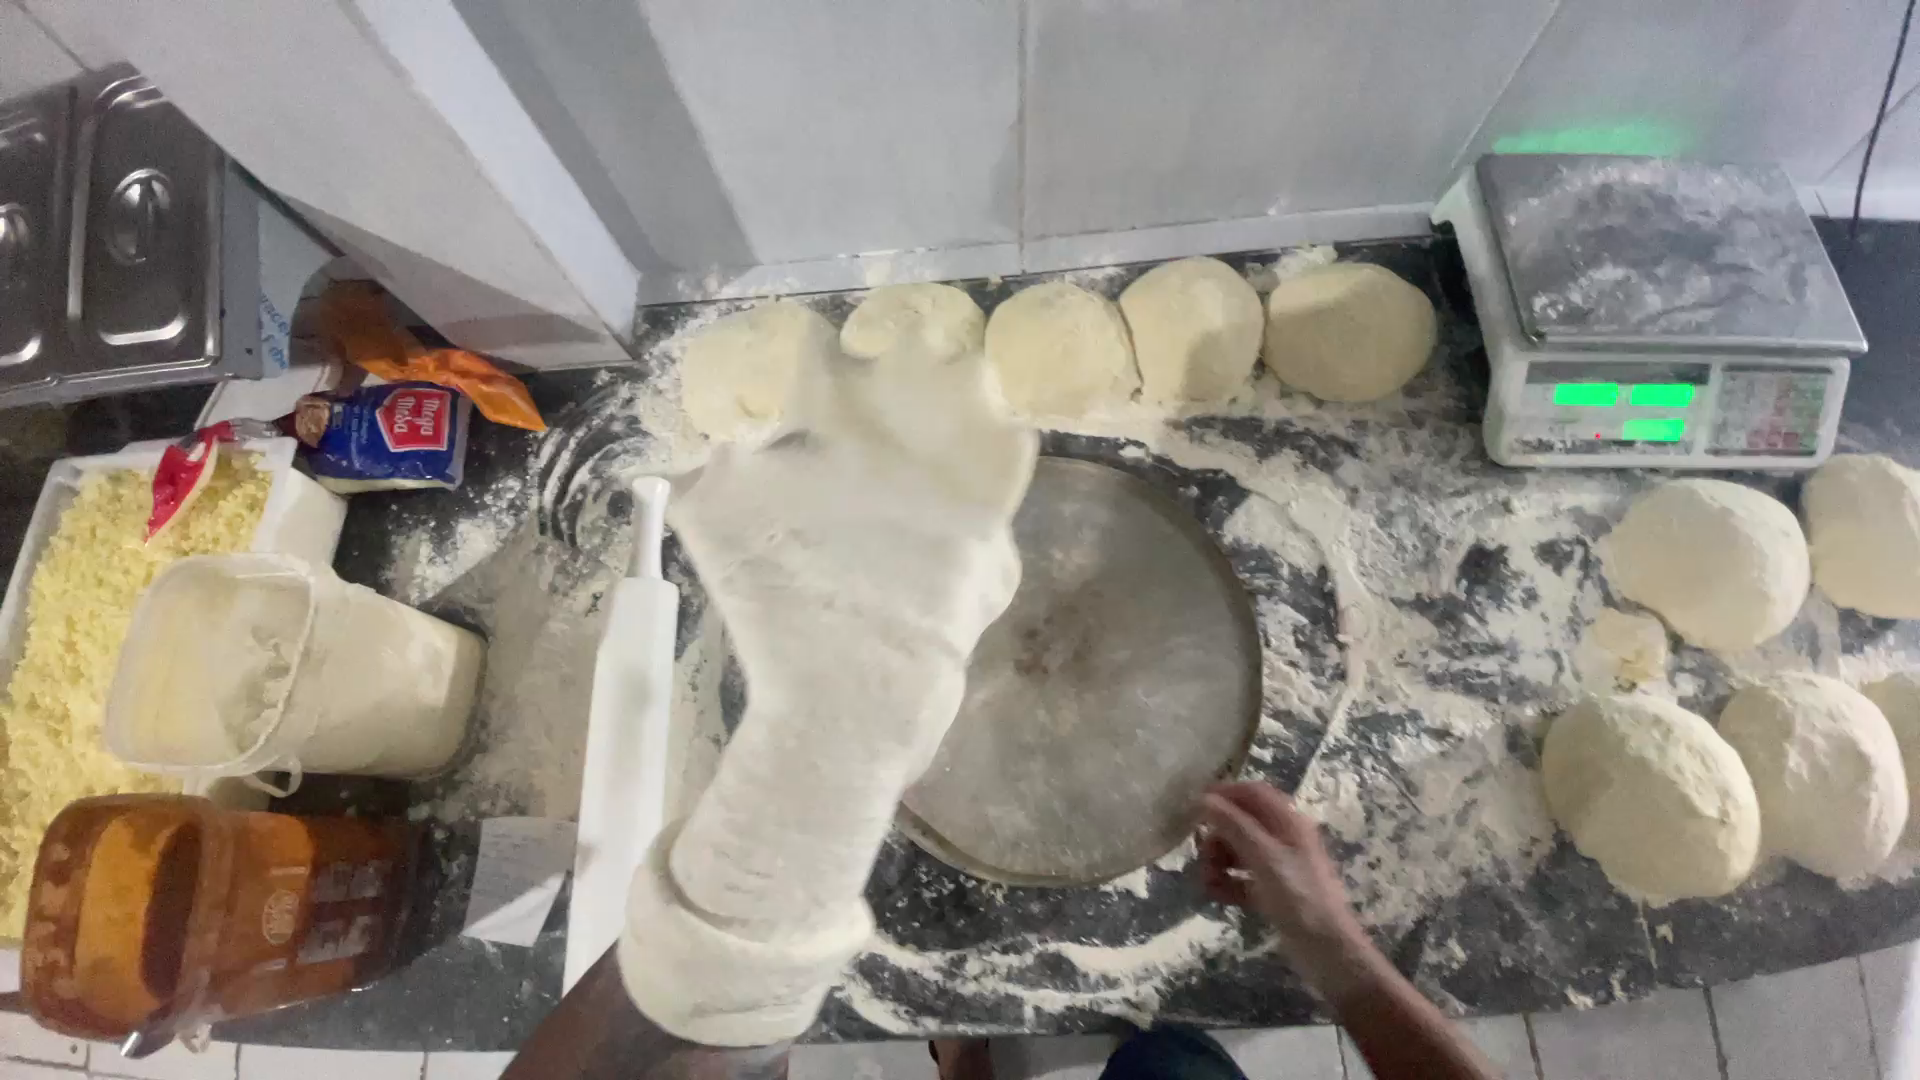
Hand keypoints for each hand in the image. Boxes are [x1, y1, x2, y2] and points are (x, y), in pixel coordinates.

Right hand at [1200, 782, 1382, 1000]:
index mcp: (1287, 823)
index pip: (1252, 793)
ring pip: (1237, 850)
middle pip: (1240, 822)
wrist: (1328, 953)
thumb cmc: (1299, 897)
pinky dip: (1227, 882)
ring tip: (1208, 881)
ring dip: (1218, 861)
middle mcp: (1283, 839)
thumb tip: (1203, 799)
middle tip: (1203, 854)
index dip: (1225, 794)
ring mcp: (1278, 867)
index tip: (1196, 806)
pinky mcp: (1272, 892)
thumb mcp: (1263, 856)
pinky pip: (1241, 877)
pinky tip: (1216, 895)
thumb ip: (1233, 825)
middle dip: (1217, 836)